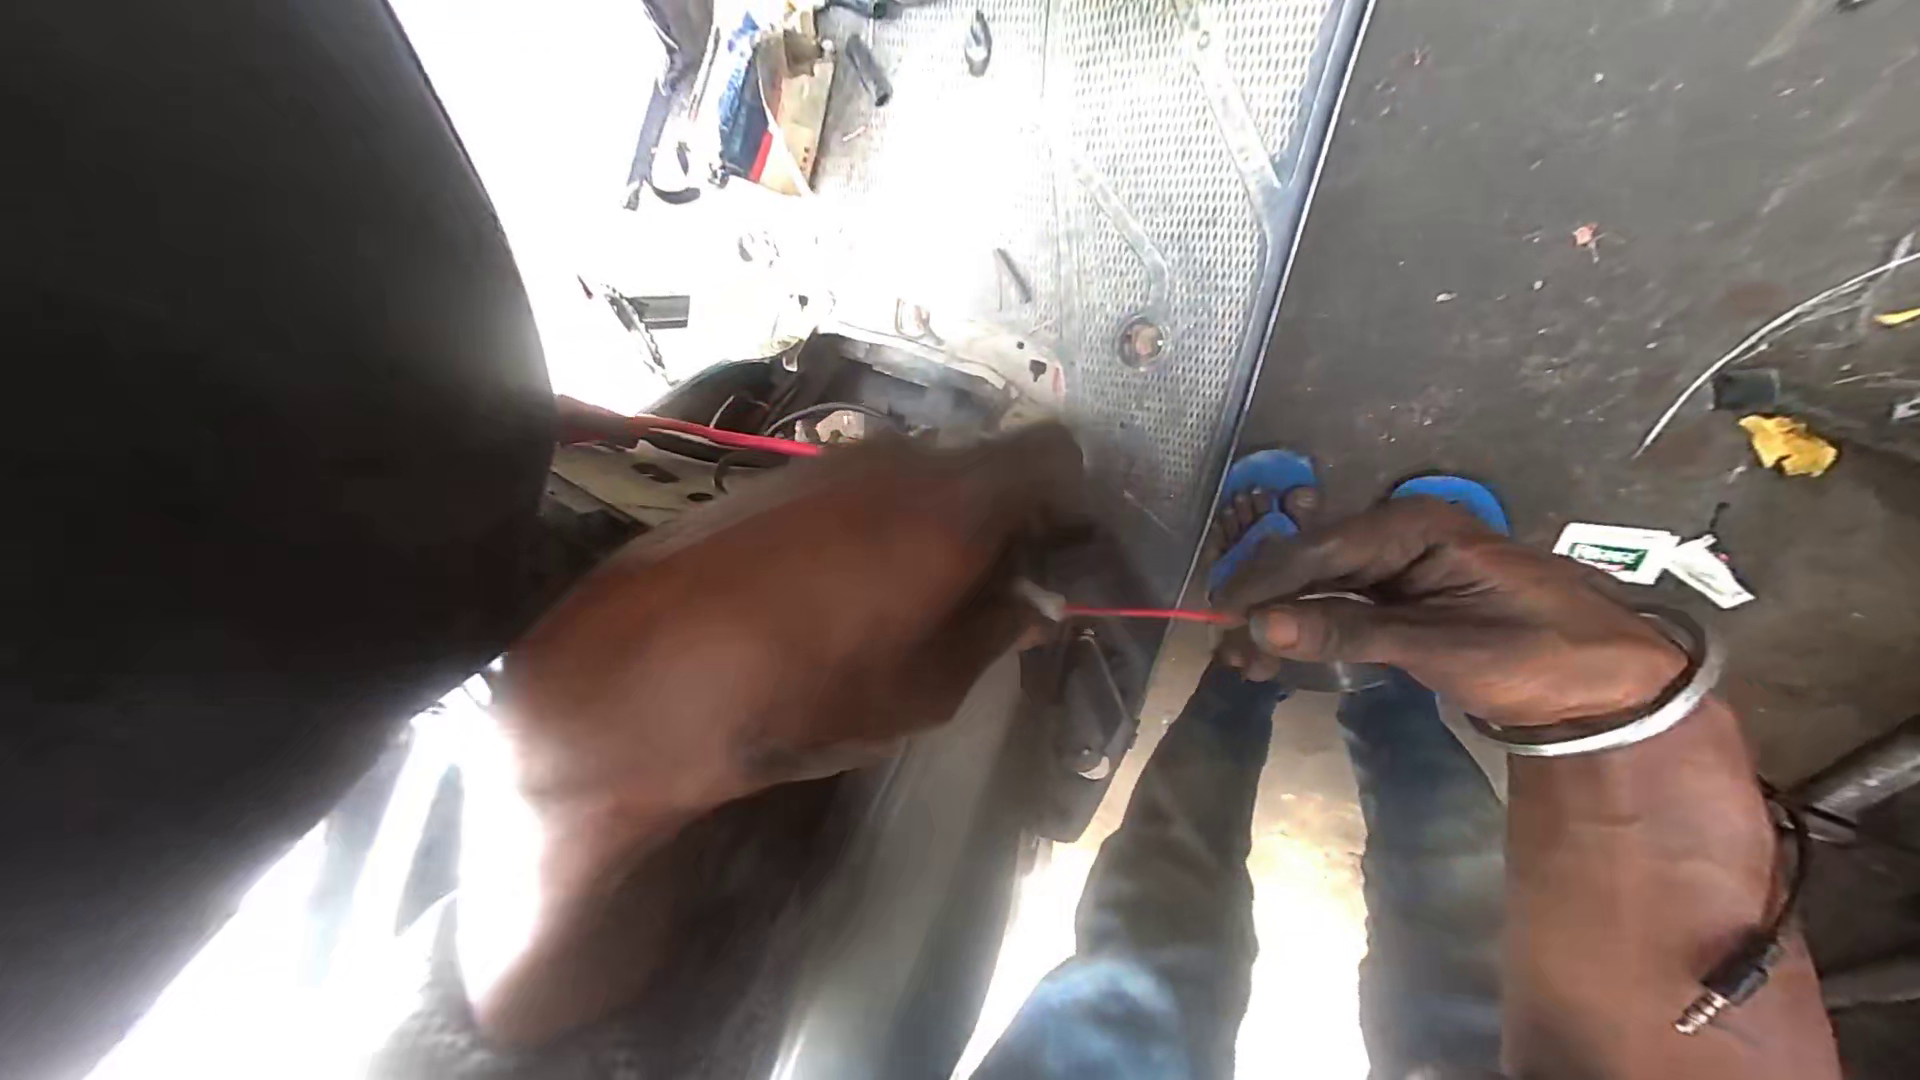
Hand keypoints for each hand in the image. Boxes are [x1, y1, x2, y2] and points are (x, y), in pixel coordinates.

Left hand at [497, 424, 1085, 832]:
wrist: (636, 677)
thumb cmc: (802, 696)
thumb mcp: (924, 690)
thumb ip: (994, 633)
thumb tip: (1036, 605)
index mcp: (953, 506)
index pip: (1051, 453)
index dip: (1070, 496)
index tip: (1059, 549)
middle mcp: (900, 460)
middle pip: (986, 462)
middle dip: (1005, 515)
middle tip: (991, 585)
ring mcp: (833, 459)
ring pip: (924, 471)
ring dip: (941, 519)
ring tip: (916, 590)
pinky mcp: (781, 475)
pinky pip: (865, 481)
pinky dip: (887, 516)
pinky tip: (850, 579)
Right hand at [1212, 496, 1685, 726]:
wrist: (1611, 688)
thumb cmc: (1539, 655)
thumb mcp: (1441, 646)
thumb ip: (1345, 631)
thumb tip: (1259, 627)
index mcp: (1410, 527)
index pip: (1316, 550)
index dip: (1263, 584)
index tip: (1221, 617)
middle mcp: (1391, 533)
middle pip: (1304, 564)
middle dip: (1261, 605)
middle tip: (1229, 647)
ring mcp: (1389, 562)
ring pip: (1309, 585)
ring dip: (1273, 620)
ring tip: (1244, 661)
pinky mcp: (1388, 591)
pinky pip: (1328, 603)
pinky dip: (1299, 628)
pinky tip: (1274, 653)